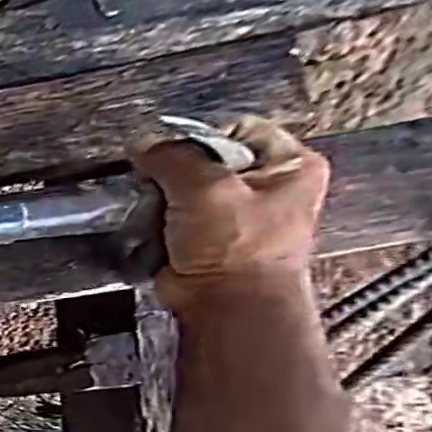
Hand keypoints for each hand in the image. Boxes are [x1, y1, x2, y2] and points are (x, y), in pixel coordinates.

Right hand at [131, 115, 330, 308]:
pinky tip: (146, 228)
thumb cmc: (233, 244)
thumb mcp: (207, 191)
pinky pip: (170, 217)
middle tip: (150, 185)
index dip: (197, 138)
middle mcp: (264, 185)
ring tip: (147, 211)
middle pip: (206, 161)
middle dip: (171, 173)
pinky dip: (153, 220)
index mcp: (289, 164)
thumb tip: (141, 144)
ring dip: (158, 199)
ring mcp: (231, 213)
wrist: (225, 301)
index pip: (238, 129)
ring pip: (182, 190)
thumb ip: (175, 161)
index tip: (162, 154)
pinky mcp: (201, 237)